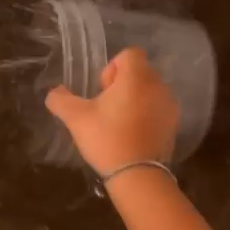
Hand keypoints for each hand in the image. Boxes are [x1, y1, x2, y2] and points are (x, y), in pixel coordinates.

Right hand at [45, 47, 181, 174]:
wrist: (138, 175)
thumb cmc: (107, 139)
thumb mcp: (76, 118)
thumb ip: (61, 100)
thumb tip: (54, 92)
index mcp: (137, 77)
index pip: (130, 54)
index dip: (113, 67)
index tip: (103, 90)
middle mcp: (158, 86)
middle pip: (141, 71)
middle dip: (123, 84)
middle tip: (107, 107)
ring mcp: (170, 105)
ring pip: (150, 90)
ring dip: (135, 99)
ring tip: (120, 122)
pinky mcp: (174, 124)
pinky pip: (158, 108)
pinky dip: (146, 115)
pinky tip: (133, 134)